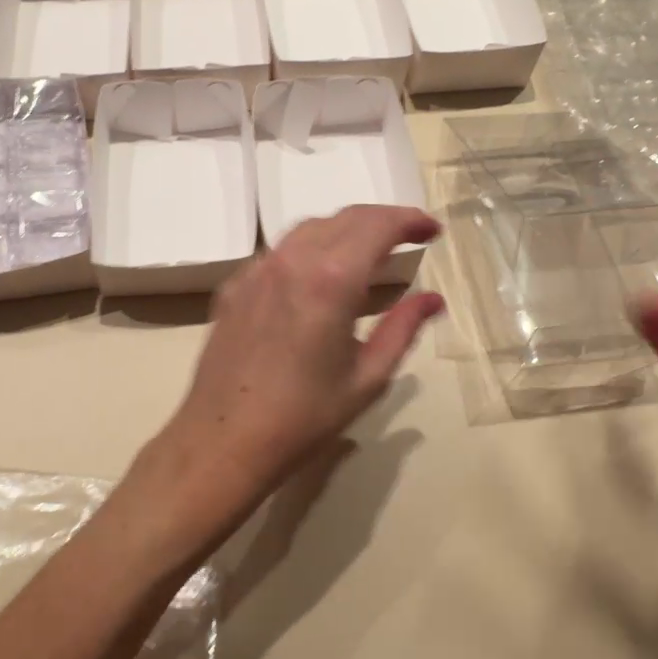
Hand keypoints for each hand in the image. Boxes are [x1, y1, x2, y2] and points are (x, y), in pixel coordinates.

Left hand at [137, 205, 443, 526]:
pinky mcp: (234, 287)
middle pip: (344, 218)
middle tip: (409, 237)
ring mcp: (257, 271)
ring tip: (368, 254)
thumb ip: (403, 329)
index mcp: (332, 279)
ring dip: (344, 231)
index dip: (410, 220)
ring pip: (308, 230)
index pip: (378, 225)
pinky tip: (317, 281)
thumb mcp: (367, 378)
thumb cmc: (304, 417)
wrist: (224, 440)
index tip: (432, 230)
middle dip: (382, 220)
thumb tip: (433, 300)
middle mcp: (292, 260)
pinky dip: (308, 252)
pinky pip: (278, 254)